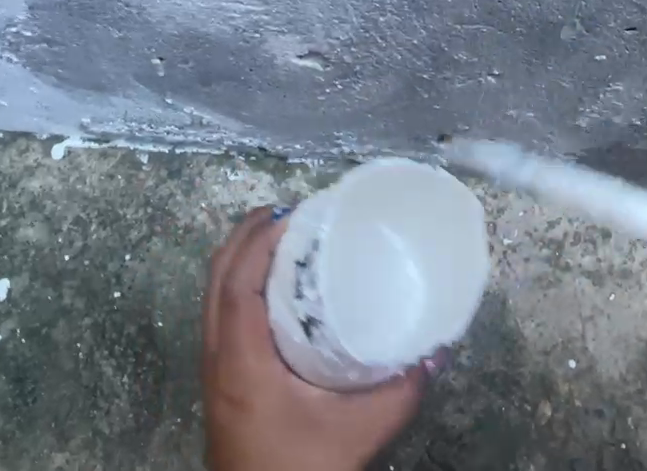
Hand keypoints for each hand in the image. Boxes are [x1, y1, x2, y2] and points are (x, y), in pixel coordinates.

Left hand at [202, 207, 427, 470]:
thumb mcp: (355, 434)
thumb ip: (398, 393)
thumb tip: (434, 351)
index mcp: (241, 360)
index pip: (237, 282)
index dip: (260, 240)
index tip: (296, 214)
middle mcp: (216, 355)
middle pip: (217, 274)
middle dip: (247, 233)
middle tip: (292, 212)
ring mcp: (211, 365)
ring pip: (212, 290)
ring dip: (240, 253)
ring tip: (283, 234)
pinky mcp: (219, 374)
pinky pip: (218, 307)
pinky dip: (239, 278)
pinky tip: (274, 281)